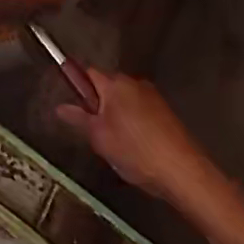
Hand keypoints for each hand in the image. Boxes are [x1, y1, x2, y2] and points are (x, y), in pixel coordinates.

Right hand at [57, 67, 215, 201]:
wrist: (182, 171)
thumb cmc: (136, 151)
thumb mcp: (99, 138)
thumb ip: (78, 119)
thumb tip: (61, 108)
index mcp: (115, 84)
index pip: (88, 72)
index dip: (77, 84)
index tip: (73, 101)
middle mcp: (134, 83)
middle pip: (107, 86)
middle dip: (98, 104)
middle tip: (93, 130)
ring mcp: (153, 97)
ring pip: (124, 100)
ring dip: (117, 115)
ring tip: (116, 144)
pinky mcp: (165, 112)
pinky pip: (141, 111)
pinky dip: (134, 123)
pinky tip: (136, 148)